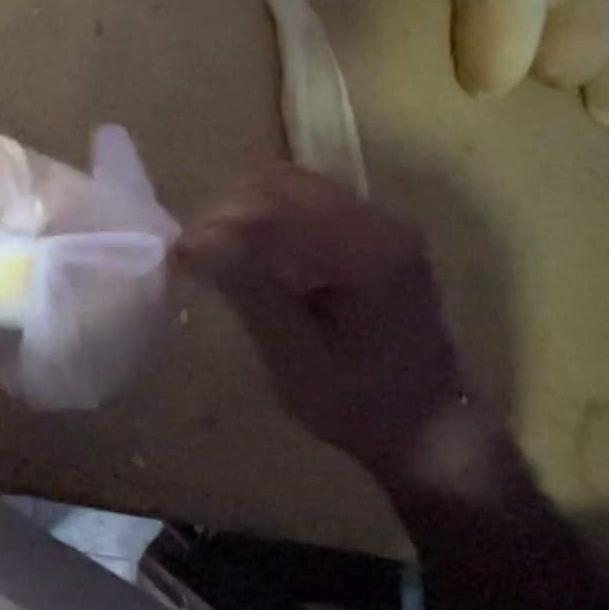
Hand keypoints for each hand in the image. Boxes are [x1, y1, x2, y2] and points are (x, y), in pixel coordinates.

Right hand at [179, 163, 493, 486]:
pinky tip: (248, 255)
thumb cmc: (360, 405)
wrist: (429, 426)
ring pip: (286, 184)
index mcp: (367, 253)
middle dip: (223, 212)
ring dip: (240, 211)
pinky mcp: (368, 229)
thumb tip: (195, 240)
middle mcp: (378, 221)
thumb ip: (250, 291)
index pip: (273, 210)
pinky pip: (301, 200)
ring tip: (215, 255)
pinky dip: (262, 217)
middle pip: (278, 182)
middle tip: (193, 258)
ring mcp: (377, 220)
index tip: (179, 260)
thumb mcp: (296, 359)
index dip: (216, 225)